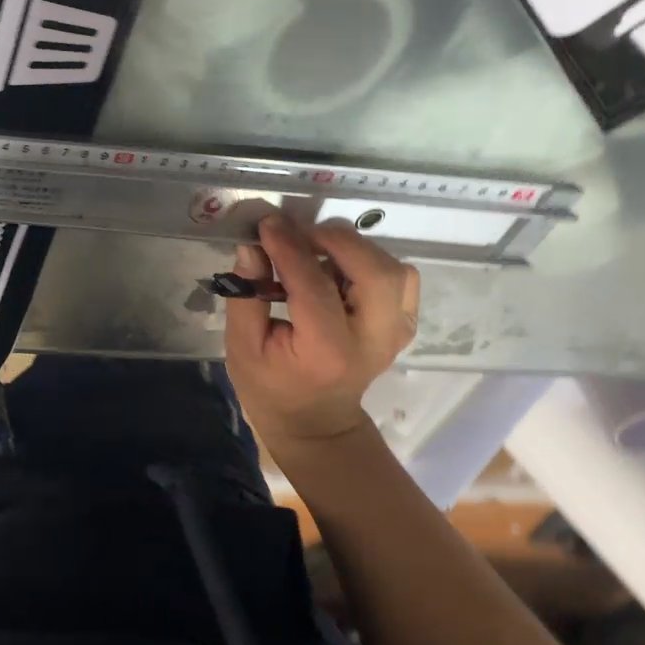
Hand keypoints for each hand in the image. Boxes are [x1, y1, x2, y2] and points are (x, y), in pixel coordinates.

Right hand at [224, 215, 419, 446]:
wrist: (314, 420)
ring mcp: (396, 331)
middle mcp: (373, 339)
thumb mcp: (241, 346)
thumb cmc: (268, 387)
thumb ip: (246, 297)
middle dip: (336, 241)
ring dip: (354, 250)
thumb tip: (253, 248)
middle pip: (375, 272)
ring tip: (315, 250)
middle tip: (299, 232)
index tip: (269, 224)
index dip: (290, 248)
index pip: (314, 286)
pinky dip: (368, 262)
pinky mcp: (402, 324)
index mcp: (325, 350)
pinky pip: (399, 278)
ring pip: (394, 269)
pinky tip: (337, 268)